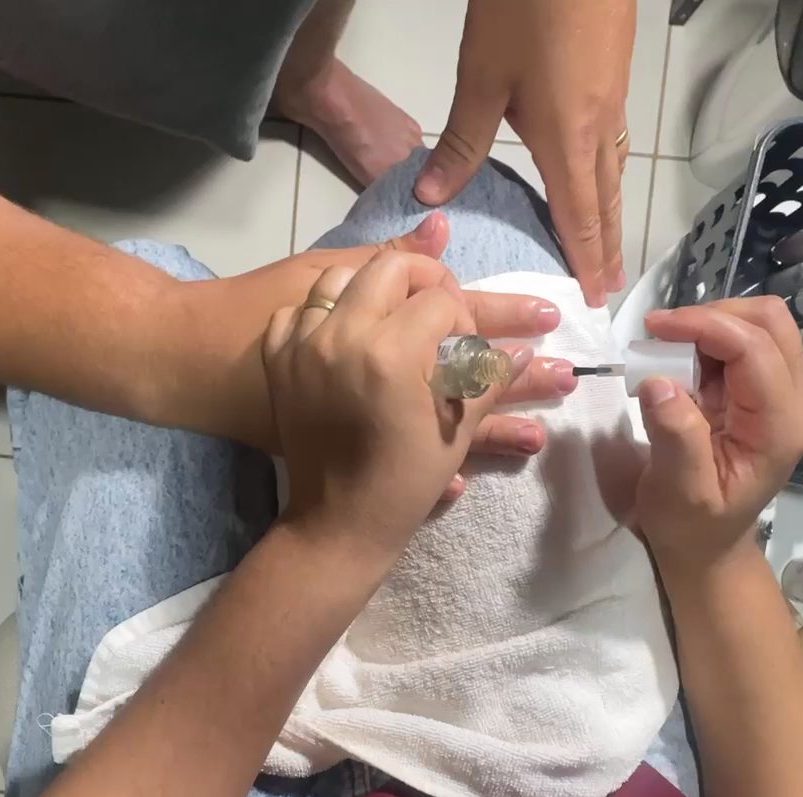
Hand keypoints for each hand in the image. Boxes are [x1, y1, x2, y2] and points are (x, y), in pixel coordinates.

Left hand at [194, 212, 574, 455]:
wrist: (339, 521)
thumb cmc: (404, 483)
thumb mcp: (456, 431)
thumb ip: (487, 379)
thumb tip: (523, 348)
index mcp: (390, 355)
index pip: (440, 300)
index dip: (463, 317)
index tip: (465, 345)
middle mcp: (341, 338)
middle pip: (389, 269)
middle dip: (423, 280)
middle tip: (437, 308)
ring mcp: (303, 347)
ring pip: (338, 278)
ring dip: (372, 288)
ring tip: (392, 313)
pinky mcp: (279, 363)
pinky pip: (297, 312)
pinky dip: (322, 313)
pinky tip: (343, 334)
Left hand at [416, 0, 636, 307]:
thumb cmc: (526, 6)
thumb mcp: (482, 78)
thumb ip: (461, 143)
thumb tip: (431, 199)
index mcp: (568, 141)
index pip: (580, 219)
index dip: (586, 260)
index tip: (596, 297)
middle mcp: (599, 129)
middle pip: (607, 202)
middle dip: (607, 247)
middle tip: (611, 285)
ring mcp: (613, 100)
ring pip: (616, 173)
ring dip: (612, 213)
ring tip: (608, 243)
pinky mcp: (614, 75)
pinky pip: (615, 144)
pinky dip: (609, 176)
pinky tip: (600, 176)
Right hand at [633, 298, 802, 583]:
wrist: (706, 545)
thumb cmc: (692, 523)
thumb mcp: (678, 489)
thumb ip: (675, 435)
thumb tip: (657, 381)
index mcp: (779, 427)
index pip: (754, 349)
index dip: (705, 325)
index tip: (653, 327)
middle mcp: (792, 402)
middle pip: (769, 323)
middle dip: (712, 316)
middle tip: (659, 335)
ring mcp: (780, 395)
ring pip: (758, 326)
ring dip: (708, 326)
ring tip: (664, 351)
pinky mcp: (760, 393)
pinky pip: (741, 345)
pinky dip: (706, 341)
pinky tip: (678, 364)